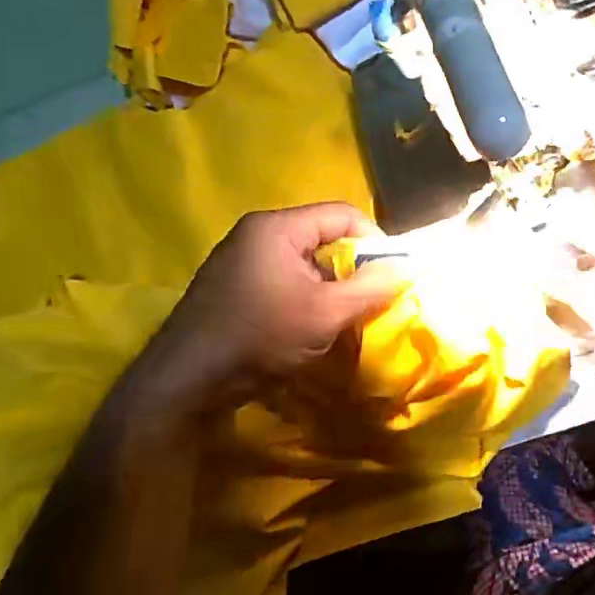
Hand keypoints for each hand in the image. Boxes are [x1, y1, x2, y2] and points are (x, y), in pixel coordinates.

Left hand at [117, 203, 408, 420]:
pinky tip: (307, 330)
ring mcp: (241, 261)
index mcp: (276, 228)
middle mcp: (256, 234)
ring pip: (305, 264)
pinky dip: (305, 300)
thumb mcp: (326, 314)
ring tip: (339, 322)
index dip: (375, 241)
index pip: (343, 215)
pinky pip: (284, 281)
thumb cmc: (260, 337)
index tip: (389, 277)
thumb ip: (372, 288)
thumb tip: (406, 268)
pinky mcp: (233, 288)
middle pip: (324, 239)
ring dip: (330, 290)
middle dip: (352, 270)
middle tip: (368, 304)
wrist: (187, 380)